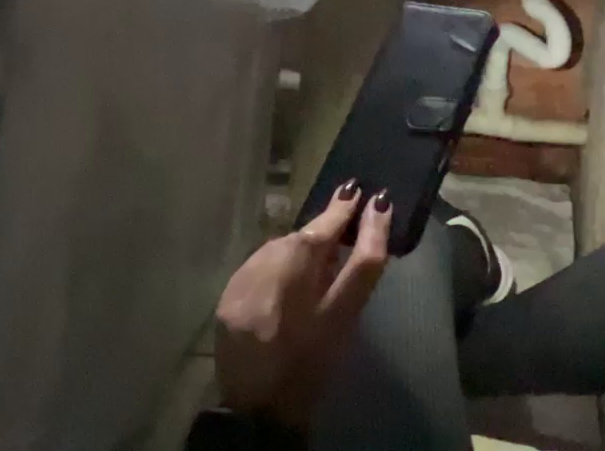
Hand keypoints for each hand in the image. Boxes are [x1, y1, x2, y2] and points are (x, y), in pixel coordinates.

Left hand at [214, 181, 391, 430]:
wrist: (260, 413)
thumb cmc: (313, 360)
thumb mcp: (347, 311)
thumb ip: (366, 256)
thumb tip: (379, 206)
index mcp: (291, 264)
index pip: (323, 222)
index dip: (343, 207)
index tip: (361, 191)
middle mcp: (258, 264)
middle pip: (299, 237)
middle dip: (321, 237)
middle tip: (345, 243)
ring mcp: (236, 282)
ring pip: (278, 252)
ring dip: (300, 255)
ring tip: (319, 274)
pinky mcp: (225, 300)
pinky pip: (260, 270)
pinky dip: (279, 272)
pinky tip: (290, 293)